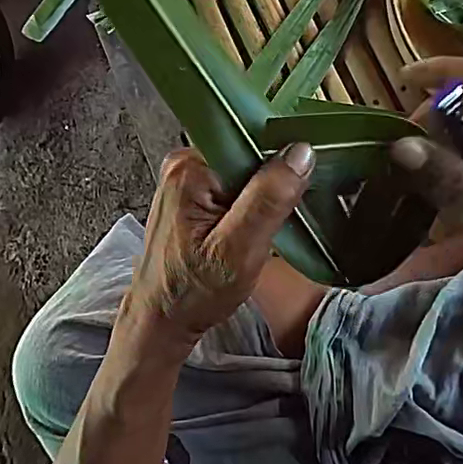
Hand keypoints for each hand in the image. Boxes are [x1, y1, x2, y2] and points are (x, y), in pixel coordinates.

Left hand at [122, 144, 315, 348]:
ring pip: (246, 174)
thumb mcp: (238, 250)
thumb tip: (301, 152)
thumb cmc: (193, 292)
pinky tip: (255, 229)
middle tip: (281, 219)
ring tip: (265, 229)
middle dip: (272, 186)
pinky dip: (251, 207)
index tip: (297, 190)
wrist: (162, 320)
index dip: (280, 165)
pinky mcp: (194, 197)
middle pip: (250, 156)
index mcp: (191, 168)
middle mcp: (184, 165)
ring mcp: (187, 180)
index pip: (252, 143)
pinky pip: (235, 188)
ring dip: (263, 199)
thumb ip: (268, 199)